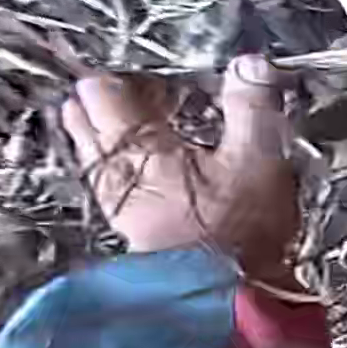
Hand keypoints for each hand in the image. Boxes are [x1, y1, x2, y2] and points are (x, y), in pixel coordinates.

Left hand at [62, 55, 298, 280]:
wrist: (223, 286)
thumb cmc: (239, 221)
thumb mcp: (260, 160)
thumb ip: (254, 110)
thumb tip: (254, 61)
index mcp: (136, 140)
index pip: (106, 88)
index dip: (139, 81)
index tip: (180, 89)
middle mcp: (109, 162)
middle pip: (87, 113)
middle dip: (120, 103)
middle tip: (169, 109)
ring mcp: (113, 195)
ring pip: (93, 146)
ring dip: (120, 135)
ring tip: (166, 139)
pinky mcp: (128, 220)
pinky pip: (111, 177)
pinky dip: (129, 166)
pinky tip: (165, 175)